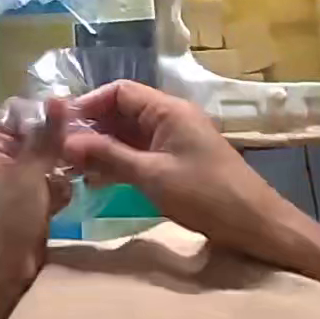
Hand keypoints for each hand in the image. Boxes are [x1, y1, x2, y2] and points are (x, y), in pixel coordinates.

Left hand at [0, 99, 74, 304]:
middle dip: (59, 145)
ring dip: (62, 170)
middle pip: (40, 137)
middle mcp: (6, 159)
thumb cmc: (7, 219)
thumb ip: (46, 137)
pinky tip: (62, 202)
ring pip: (51, 161)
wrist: (1, 275)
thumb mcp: (28, 174)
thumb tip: (57, 97)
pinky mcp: (35, 202)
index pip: (20, 113)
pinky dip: (60, 191)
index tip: (76, 111)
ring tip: (68, 182)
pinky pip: (54, 184)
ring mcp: (21, 181)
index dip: (45, 110)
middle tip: (83, 148)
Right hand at [63, 81, 319, 270]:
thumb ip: (108, 156)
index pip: (119, 91)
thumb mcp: (152, 176)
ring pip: (127, 133)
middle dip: (91, 127)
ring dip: (101, 147)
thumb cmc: (206, 195)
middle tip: (61, 149)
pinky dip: (117, 161)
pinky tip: (96, 178)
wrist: (258, 227)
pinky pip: (138, 152)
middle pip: (121, 111)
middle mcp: (169, 118)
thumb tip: (66, 142)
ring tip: (72, 166)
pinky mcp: (176, 161)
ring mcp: (173, 140)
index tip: (62, 125)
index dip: (89, 104)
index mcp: (167, 110)